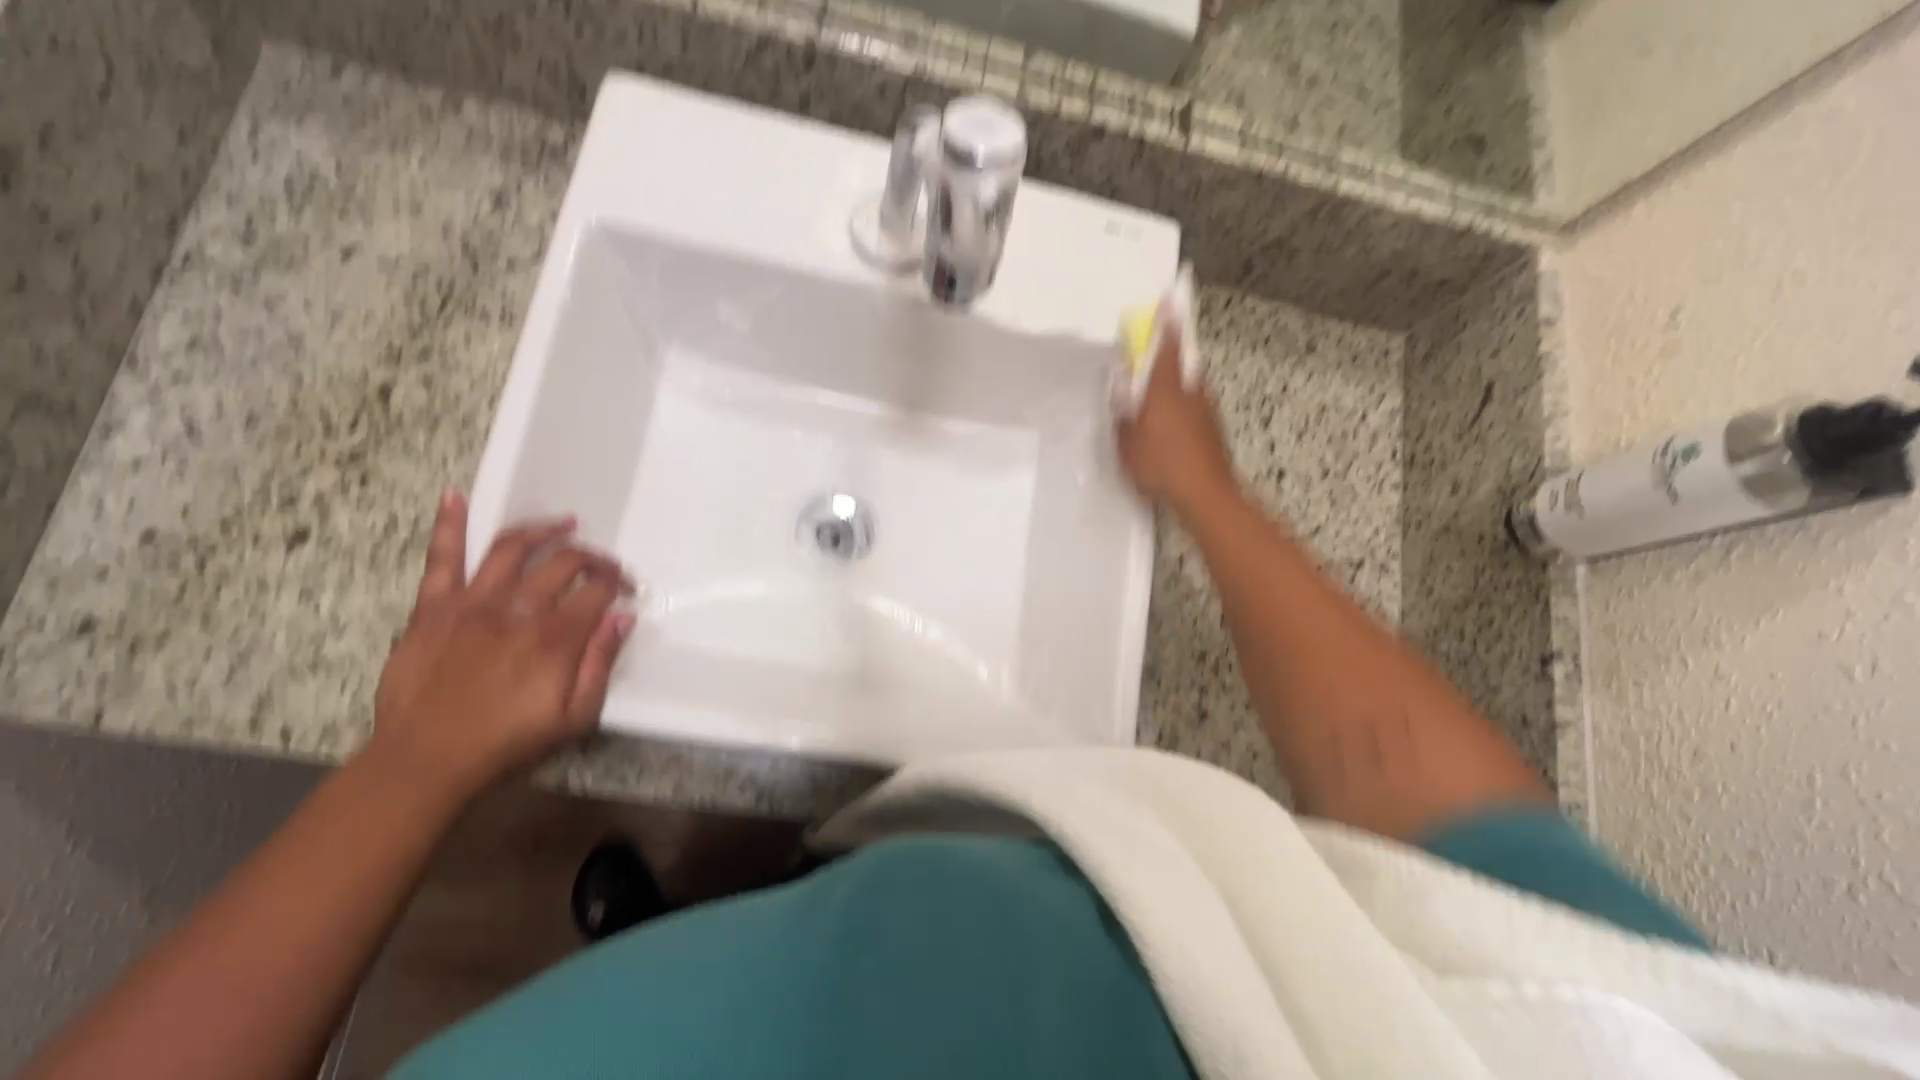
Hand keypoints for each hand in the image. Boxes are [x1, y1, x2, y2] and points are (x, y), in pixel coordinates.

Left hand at [366, 491, 635, 801]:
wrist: (426, 759)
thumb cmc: (507, 744)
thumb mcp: (574, 718)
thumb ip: (600, 663)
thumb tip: (621, 617)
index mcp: (556, 637)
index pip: (596, 589)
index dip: (617, 582)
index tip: (626, 589)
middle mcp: (518, 608)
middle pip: (563, 562)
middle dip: (591, 557)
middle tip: (601, 566)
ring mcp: (472, 602)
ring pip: (512, 548)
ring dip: (541, 529)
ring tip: (563, 524)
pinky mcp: (433, 606)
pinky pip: (442, 557)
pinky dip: (449, 523)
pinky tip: (455, 495)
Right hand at [1116, 309, 1239, 515]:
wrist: (1206, 495)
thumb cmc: (1162, 466)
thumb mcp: (1127, 443)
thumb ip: (1123, 414)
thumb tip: (1121, 391)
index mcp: (1166, 389)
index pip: (1168, 346)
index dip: (1168, 322)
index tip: (1170, 299)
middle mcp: (1191, 393)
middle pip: (1181, 366)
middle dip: (1169, 361)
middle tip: (1153, 361)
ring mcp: (1206, 412)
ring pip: (1188, 389)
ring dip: (1175, 388)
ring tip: (1156, 404)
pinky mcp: (1213, 431)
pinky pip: (1193, 410)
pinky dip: (1181, 411)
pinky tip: (1168, 431)